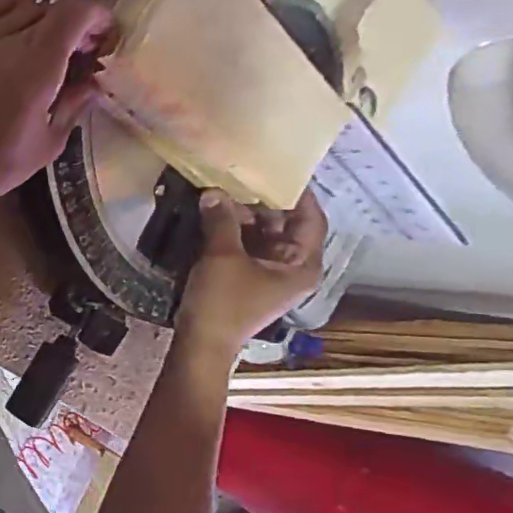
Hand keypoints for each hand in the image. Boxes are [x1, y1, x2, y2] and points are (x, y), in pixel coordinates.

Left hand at [0, 0, 111, 214]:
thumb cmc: (3, 164)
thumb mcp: (50, 141)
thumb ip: (75, 103)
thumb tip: (95, 80)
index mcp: (35, 71)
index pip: (72, 16)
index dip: (95, 17)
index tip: (104, 34)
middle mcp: (6, 47)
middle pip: (50, 11)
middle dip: (74, 23)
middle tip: (82, 47)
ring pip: (21, 9)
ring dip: (46, 17)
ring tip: (53, 38)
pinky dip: (10, 3)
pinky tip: (24, 5)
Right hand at [176, 188, 328, 348]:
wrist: (201, 344)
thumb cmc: (223, 302)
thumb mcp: (223, 256)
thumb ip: (221, 219)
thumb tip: (213, 191)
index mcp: (302, 265)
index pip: (311, 219)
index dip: (297, 193)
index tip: (277, 169)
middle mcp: (291, 268)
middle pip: (284, 224)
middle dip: (261, 202)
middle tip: (240, 175)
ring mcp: (268, 274)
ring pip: (262, 234)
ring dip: (243, 215)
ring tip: (221, 190)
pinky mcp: (246, 279)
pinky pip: (245, 246)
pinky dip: (233, 231)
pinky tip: (213, 213)